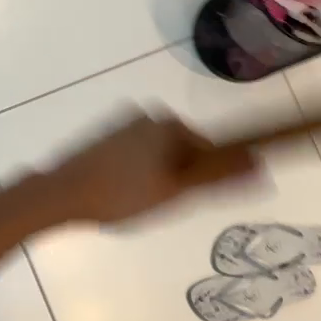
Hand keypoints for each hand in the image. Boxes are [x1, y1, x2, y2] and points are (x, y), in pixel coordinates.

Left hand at [42, 108, 258, 227]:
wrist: (58, 196)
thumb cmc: (120, 195)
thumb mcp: (176, 190)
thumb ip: (219, 177)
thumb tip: (262, 165)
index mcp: (169, 122)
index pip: (209, 151)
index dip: (199, 181)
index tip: (179, 200)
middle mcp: (147, 115)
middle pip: (181, 154)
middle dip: (173, 181)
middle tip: (150, 205)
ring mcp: (121, 124)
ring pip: (156, 159)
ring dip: (152, 181)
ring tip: (129, 201)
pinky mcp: (102, 139)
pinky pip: (133, 159)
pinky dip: (131, 177)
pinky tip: (115, 194)